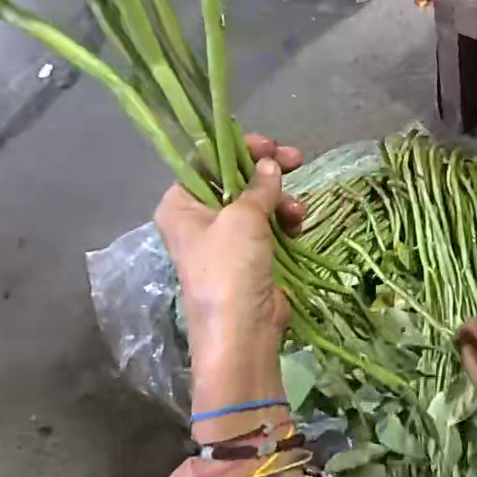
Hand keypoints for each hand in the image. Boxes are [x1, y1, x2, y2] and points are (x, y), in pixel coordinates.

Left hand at [154, 135, 306, 364]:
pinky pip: (267, 227)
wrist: (242, 330)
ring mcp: (224, 239)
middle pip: (234, 180)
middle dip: (266, 174)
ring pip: (255, 203)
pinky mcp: (248, 256)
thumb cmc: (230, 266)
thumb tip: (271, 164)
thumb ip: (258, 184)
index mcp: (180, 204)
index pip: (205, 161)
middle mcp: (198, 218)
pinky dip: (282, 222)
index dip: (237, 148)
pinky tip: (297, 227)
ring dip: (280, 201)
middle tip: (295, 160)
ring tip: (296, 213)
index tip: (269, 146)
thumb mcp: (244, 217)